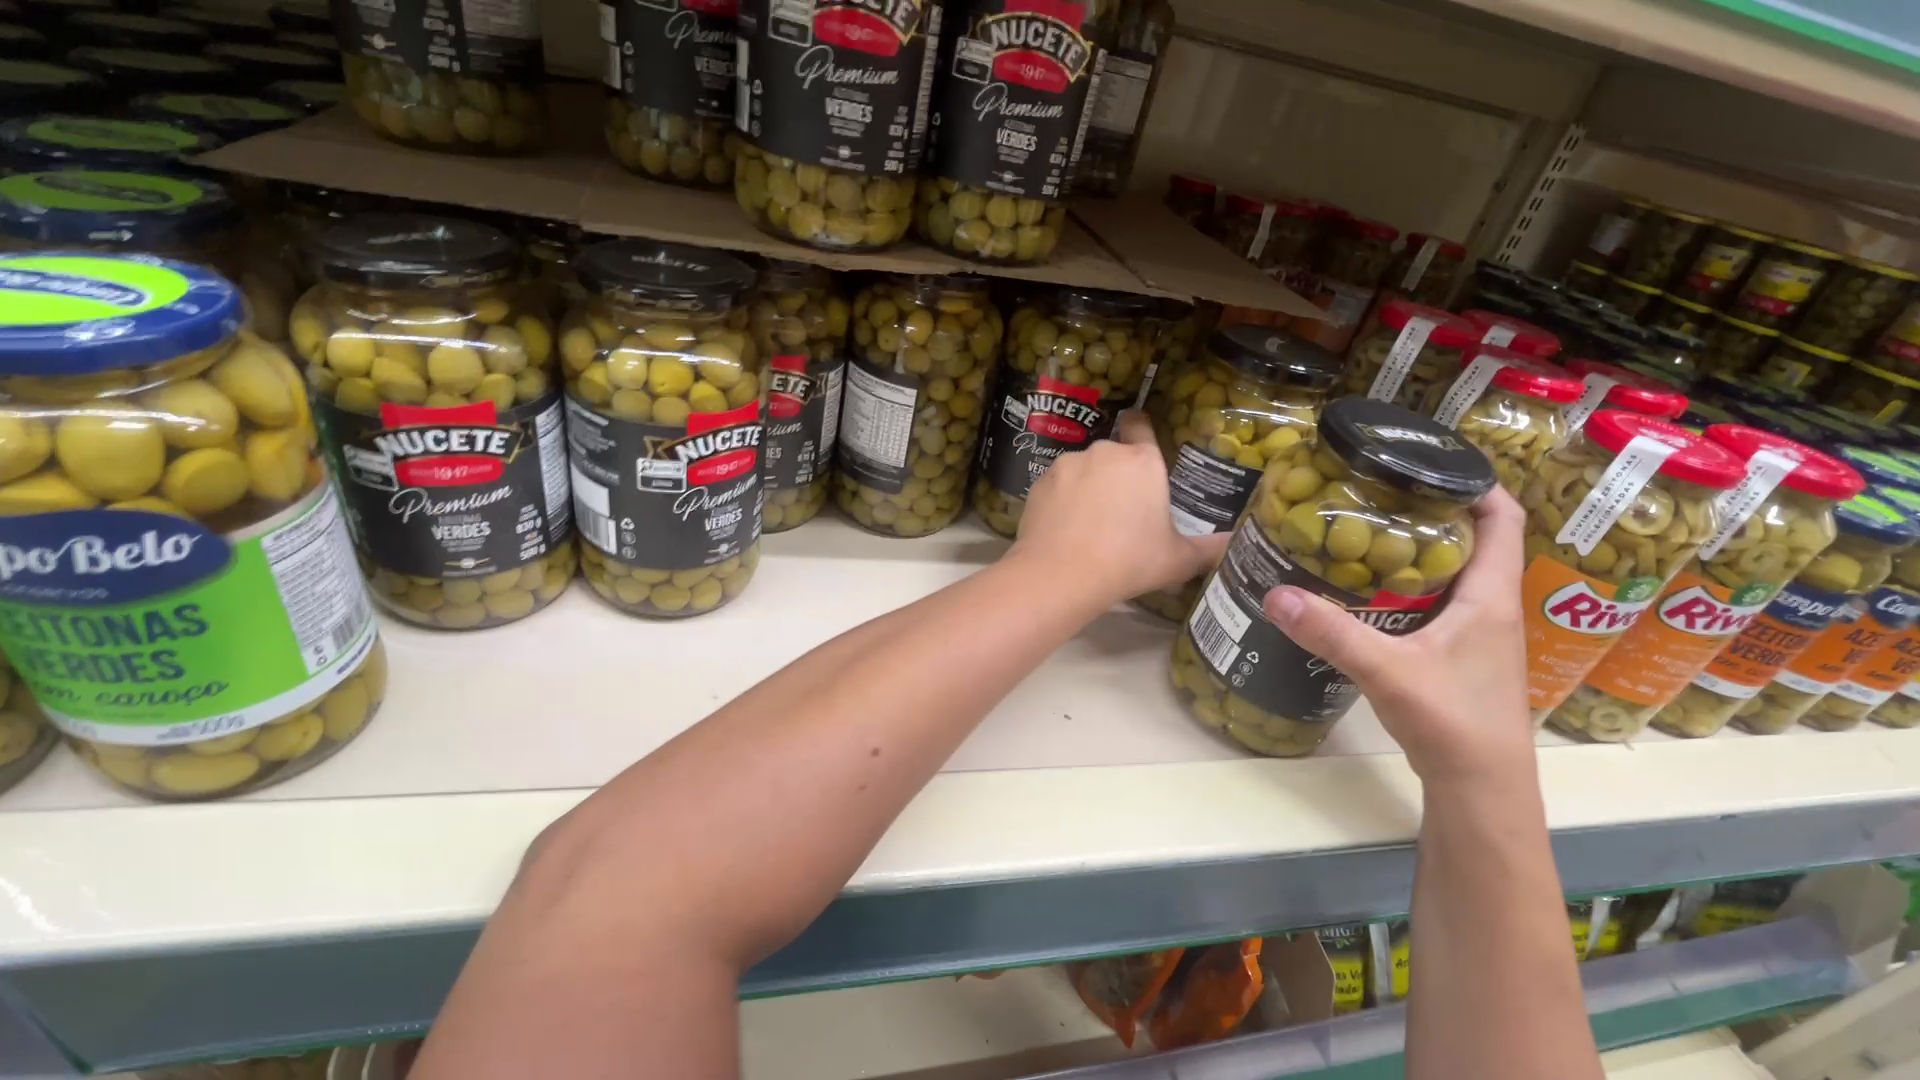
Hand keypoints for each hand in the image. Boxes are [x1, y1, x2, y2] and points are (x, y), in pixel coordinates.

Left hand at [1010, 411, 1229, 605]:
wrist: (1059, 575)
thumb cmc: (1127, 563)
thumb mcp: (1176, 561)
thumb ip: (1208, 550)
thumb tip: (1234, 544)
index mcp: (1143, 462)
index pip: (1141, 425)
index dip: (1140, 432)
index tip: (1139, 449)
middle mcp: (1105, 452)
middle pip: (1114, 455)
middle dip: (1117, 476)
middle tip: (1121, 512)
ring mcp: (1068, 464)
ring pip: (1083, 470)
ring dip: (1088, 487)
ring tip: (1089, 524)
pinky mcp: (1039, 481)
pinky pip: (1057, 485)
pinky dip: (1061, 500)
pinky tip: (1064, 528)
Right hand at [1261, 486, 1533, 786]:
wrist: (1480, 787)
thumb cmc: (1453, 721)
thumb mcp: (1388, 671)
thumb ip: (1333, 632)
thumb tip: (1274, 593)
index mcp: (1489, 595)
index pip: (1503, 516)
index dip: (1475, 480)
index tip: (1428, 457)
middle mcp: (1489, 606)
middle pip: (1471, 538)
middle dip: (1430, 508)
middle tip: (1374, 490)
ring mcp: (1474, 633)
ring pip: (1450, 573)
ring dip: (1416, 549)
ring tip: (1363, 530)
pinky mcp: (1456, 655)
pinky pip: (1434, 602)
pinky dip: (1406, 586)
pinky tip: (1366, 591)